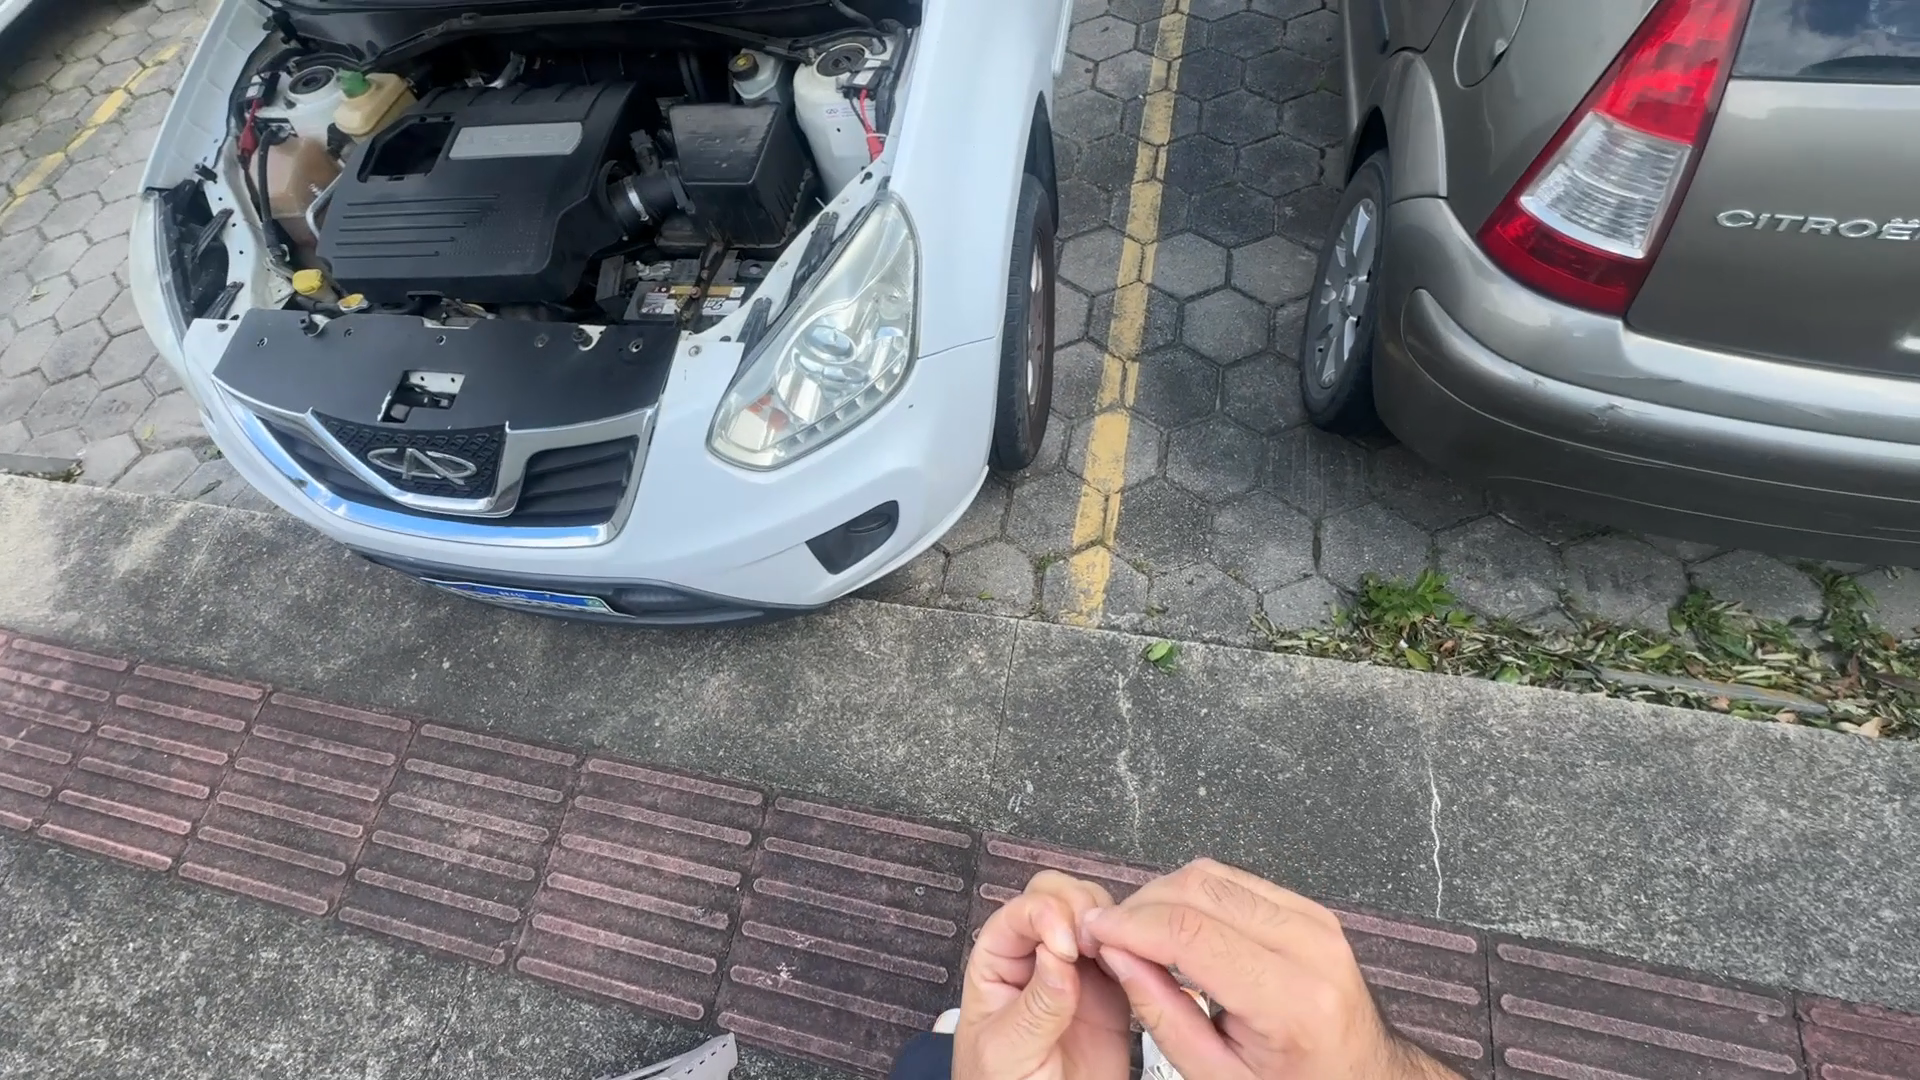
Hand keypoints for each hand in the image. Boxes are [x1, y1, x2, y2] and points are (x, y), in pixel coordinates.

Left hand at [953, 871, 1132, 1079]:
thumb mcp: (1005, 1053)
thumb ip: (1034, 1007)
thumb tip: (1056, 957)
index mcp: (998, 959)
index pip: (1020, 912)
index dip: (1044, 914)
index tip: (1066, 944)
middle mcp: (1036, 955)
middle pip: (1056, 895)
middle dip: (1078, 904)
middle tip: (1092, 940)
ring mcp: (1075, 971)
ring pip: (1093, 915)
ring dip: (1106, 922)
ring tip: (1114, 953)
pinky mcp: (1110, 992)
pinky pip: (1124, 953)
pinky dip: (1133, 948)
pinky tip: (1134, 964)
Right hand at [1083, 859, 1459, 1079]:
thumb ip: (1161, 1014)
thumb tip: (1115, 953)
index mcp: (1296, 1004)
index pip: (1190, 935)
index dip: (1130, 925)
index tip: (1094, 931)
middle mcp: (1311, 948)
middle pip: (1197, 890)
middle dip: (1139, 906)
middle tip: (1107, 933)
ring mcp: (1314, 920)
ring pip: (1209, 873)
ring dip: (1161, 895)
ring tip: (1137, 931)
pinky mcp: (1306, 908)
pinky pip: (1231, 877)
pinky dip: (1190, 891)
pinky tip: (1173, 923)